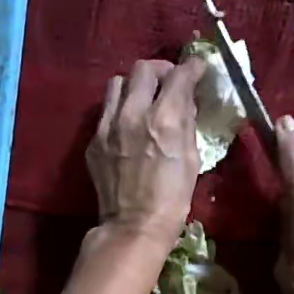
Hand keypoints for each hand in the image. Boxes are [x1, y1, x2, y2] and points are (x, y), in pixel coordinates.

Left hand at [85, 58, 202, 243]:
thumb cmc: (173, 198)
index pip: (179, 75)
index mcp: (165, 120)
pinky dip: (121, 109)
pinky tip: (130, 125)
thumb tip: (186, 103)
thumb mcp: (192, 159)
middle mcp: (133, 114)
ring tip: (145, 99)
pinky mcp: (95, 139)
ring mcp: (108, 125)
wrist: (134, 226)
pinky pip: (106, 110)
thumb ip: (187, 125)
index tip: (198, 68)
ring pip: (118, 82)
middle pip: (144, 68)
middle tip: (170, 82)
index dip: (192, 67)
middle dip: (161, 70)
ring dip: (136, 85)